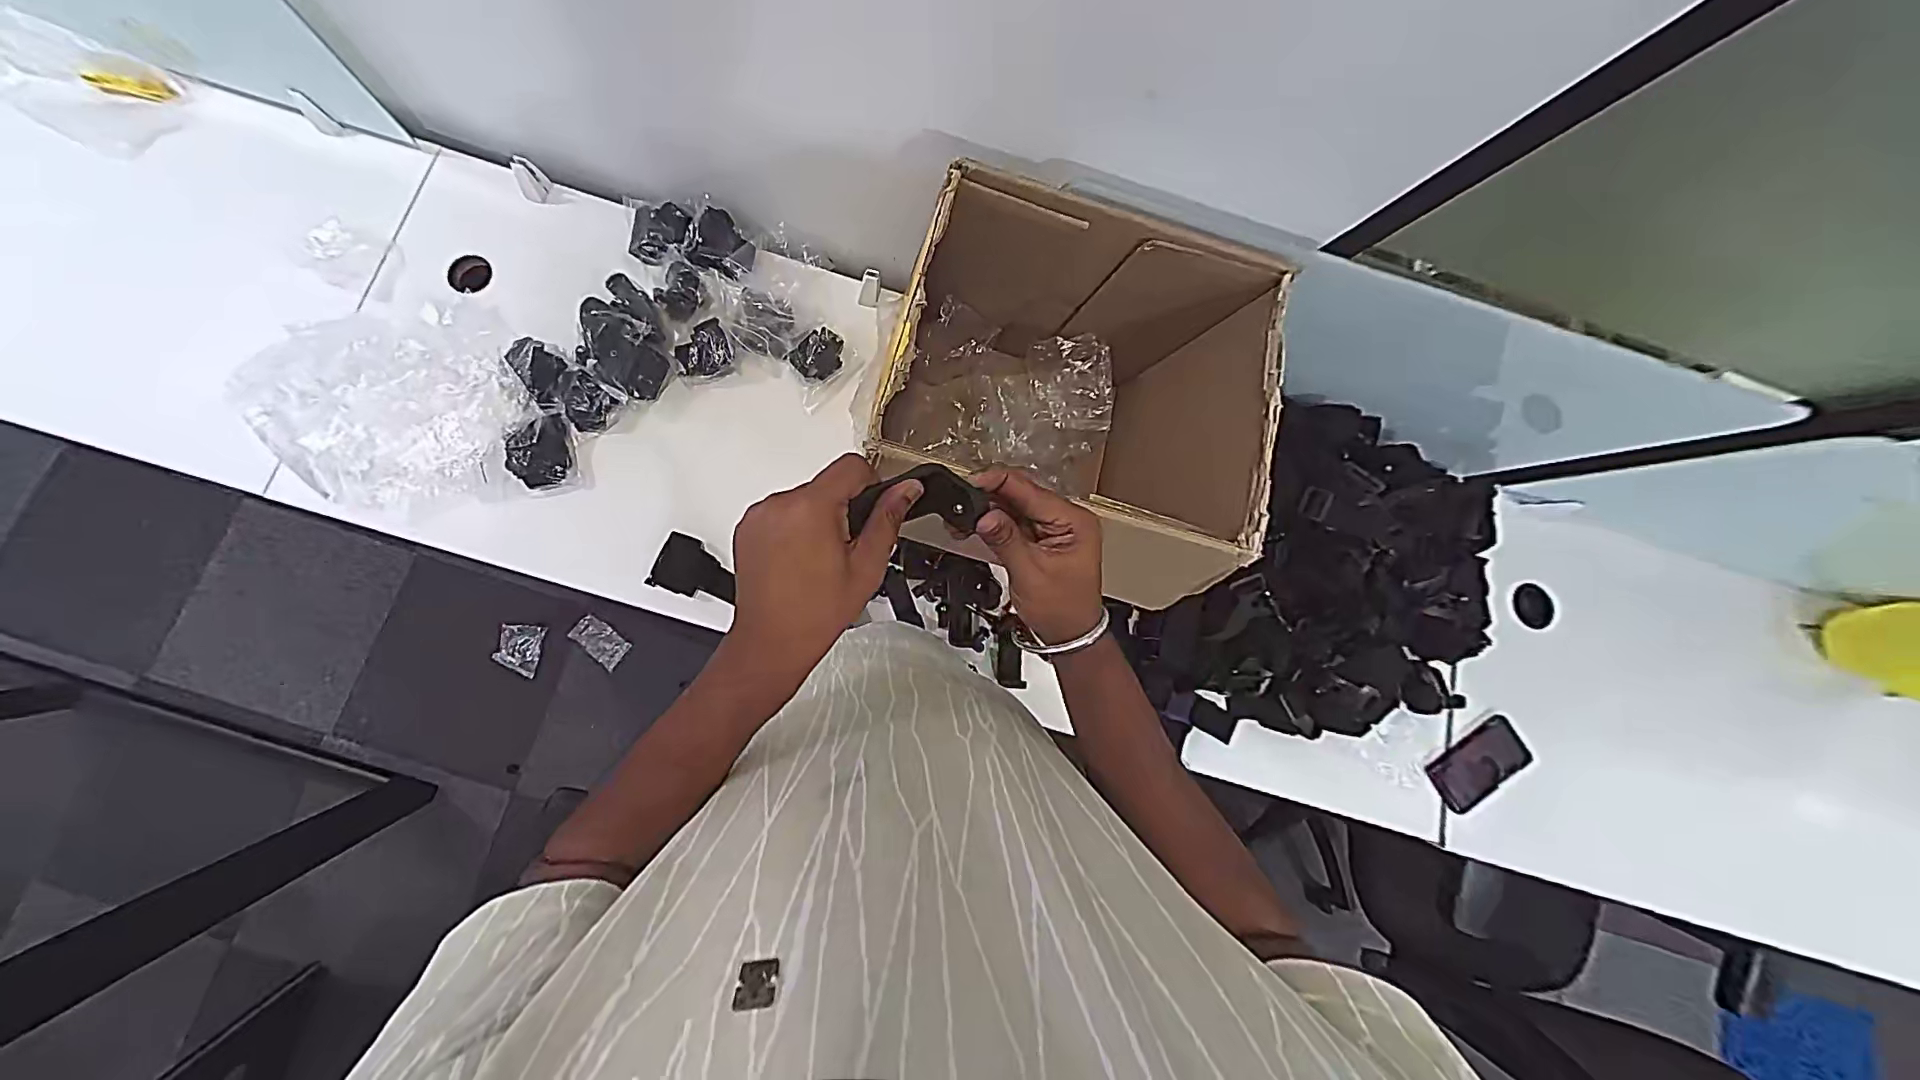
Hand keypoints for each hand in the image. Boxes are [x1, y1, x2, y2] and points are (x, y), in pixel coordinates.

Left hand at [727, 453, 921, 685]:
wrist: (773, 640)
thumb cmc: (815, 613)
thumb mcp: (867, 565)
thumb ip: (888, 519)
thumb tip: (907, 490)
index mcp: (812, 508)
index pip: (851, 465)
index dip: (871, 484)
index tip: (871, 508)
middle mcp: (779, 505)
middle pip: (826, 484)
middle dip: (842, 508)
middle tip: (846, 548)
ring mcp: (759, 515)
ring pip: (804, 498)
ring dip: (817, 518)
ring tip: (820, 559)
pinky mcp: (748, 527)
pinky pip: (780, 512)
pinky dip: (794, 528)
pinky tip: (800, 560)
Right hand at [971, 468, 1104, 644]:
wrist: (1070, 635)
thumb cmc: (1064, 609)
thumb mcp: (1030, 573)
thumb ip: (1006, 540)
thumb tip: (985, 515)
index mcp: (1073, 521)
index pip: (1030, 490)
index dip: (997, 483)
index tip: (971, 482)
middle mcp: (1066, 519)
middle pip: (1021, 495)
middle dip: (989, 496)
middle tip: (960, 500)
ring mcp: (1053, 528)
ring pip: (1014, 507)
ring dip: (988, 510)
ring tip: (963, 517)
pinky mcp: (1041, 538)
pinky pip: (1015, 522)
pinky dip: (995, 524)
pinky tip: (977, 526)